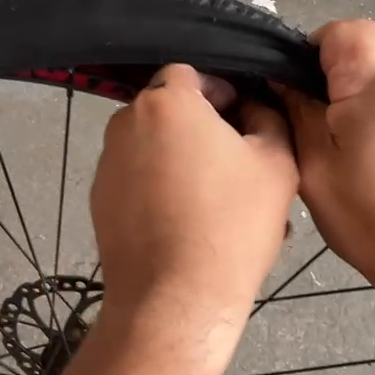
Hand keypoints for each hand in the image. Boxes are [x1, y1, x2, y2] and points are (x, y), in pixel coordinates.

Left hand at [90, 65, 298, 353]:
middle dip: (204, 127)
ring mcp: (106, 161)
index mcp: (166, 101)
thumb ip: (268, 117)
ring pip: (154, 144)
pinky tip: (187, 222)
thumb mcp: (276, 163)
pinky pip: (137, 176)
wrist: (175, 301)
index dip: (224, 92)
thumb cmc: (231, 225)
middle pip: (171, 108)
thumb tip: (252, 108)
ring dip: (183, 158)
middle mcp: (126, 121)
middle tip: (238, 165)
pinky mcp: (98, 198)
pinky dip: (159, 186)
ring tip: (217, 201)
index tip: (246, 124)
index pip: (194, 73)